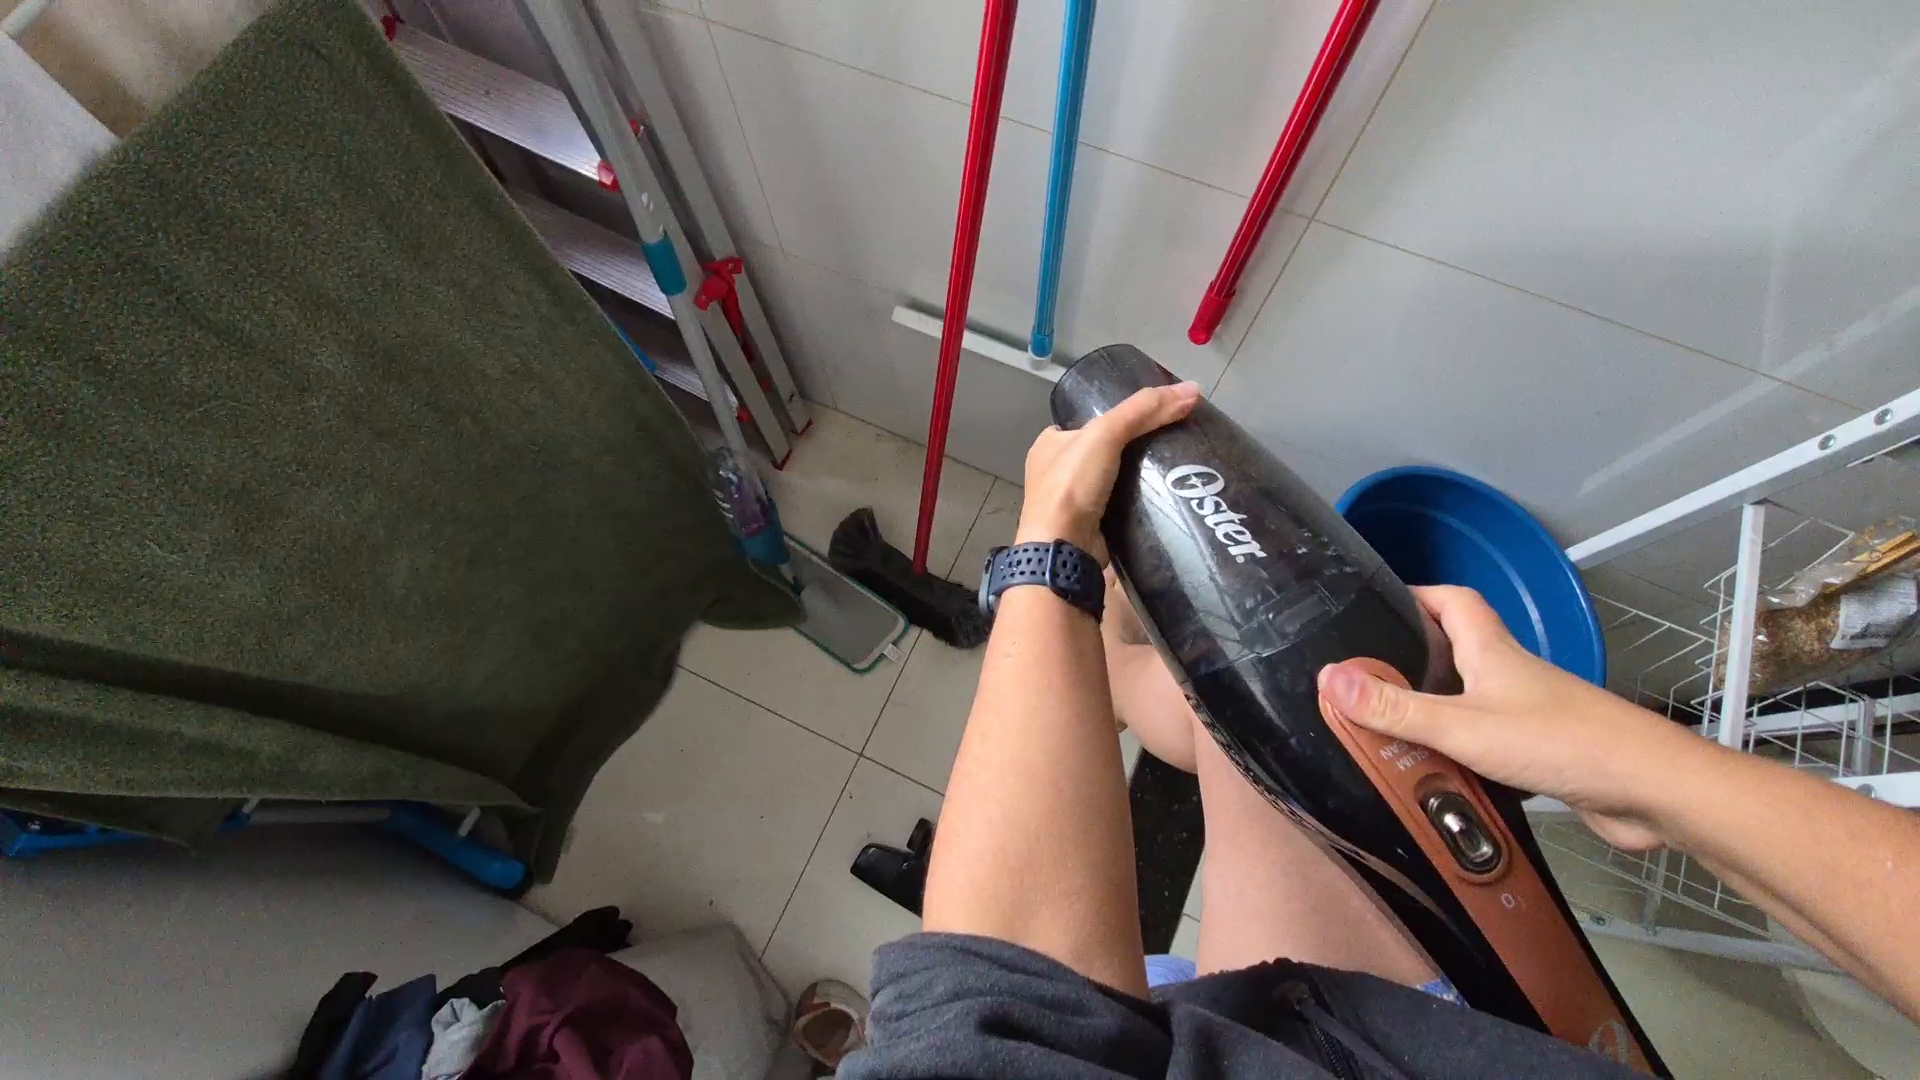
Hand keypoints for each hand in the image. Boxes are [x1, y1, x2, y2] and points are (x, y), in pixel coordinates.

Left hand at [1015, 382, 1202, 559]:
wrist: (1064, 549)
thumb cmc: (1072, 486)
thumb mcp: (1106, 434)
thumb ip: (1145, 410)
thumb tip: (1192, 390)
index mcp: (1048, 443)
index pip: (1088, 420)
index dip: (1118, 415)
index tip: (1152, 416)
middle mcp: (1055, 471)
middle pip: (1103, 450)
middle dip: (1132, 447)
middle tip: (1169, 442)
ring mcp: (1072, 501)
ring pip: (1113, 479)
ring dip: (1138, 475)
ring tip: (1173, 466)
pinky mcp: (1090, 525)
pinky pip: (1119, 505)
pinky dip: (1138, 500)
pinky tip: (1162, 496)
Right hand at [1316, 585, 1707, 850]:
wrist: (1657, 794)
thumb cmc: (1560, 742)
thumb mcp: (1462, 725)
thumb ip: (1395, 707)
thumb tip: (1329, 677)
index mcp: (1491, 650)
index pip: (1452, 599)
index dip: (1415, 593)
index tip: (1375, 602)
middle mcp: (1508, 673)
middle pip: (1453, 646)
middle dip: (1409, 651)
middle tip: (1363, 669)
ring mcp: (1527, 712)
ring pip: (1466, 695)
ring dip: (1428, 703)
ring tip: (1379, 720)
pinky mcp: (1539, 750)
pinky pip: (1482, 737)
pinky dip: (1452, 745)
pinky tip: (1429, 766)